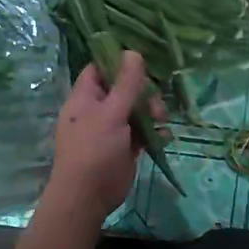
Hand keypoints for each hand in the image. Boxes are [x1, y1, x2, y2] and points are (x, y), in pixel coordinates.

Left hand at [44, 51, 148, 222]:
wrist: (89, 196)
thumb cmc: (94, 150)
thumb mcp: (111, 113)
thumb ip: (126, 84)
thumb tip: (133, 51)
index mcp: (85, 98)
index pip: (99, 69)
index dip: (118, 62)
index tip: (142, 61)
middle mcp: (97, 110)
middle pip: (124, 89)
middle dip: (143, 92)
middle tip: (154, 104)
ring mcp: (112, 129)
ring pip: (136, 110)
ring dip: (152, 112)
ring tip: (160, 121)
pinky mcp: (125, 147)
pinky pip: (143, 132)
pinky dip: (154, 132)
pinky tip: (163, 137)